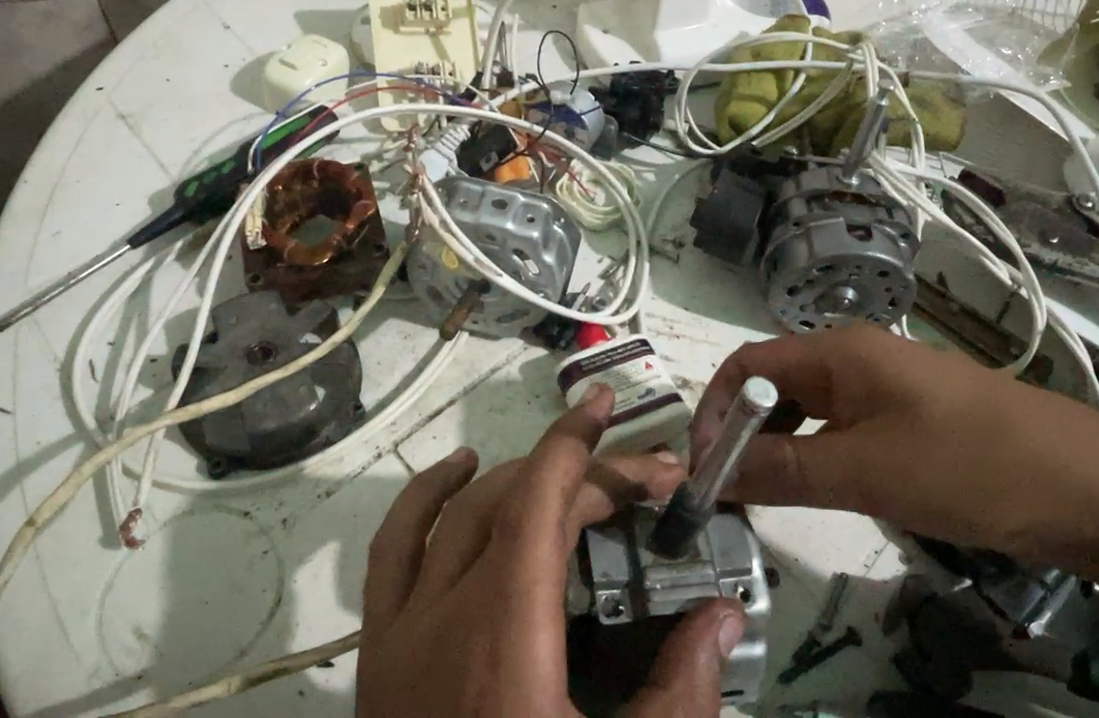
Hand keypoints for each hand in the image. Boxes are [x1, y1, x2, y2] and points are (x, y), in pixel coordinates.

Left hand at [358, 384, 747, 716]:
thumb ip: (679, 692)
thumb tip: (721, 617)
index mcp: (505, 635)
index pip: (540, 501)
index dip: (578, 445)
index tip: (611, 409)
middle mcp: (444, 613)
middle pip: (512, 502)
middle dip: (579, 475)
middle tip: (640, 483)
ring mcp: (400, 631)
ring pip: (454, 512)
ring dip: (513, 475)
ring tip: (567, 460)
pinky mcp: (378, 655)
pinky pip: (391, 550)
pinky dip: (424, 500)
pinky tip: (453, 477)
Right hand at [692, 326, 1098, 565]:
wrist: (1091, 488)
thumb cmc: (969, 467)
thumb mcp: (864, 472)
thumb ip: (780, 470)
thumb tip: (707, 475)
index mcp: (838, 352)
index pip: (748, 366)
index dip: (715, 412)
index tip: (702, 470)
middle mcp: (856, 357)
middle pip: (774, 385)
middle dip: (743, 434)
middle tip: (730, 493)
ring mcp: (887, 387)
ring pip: (808, 410)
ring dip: (778, 448)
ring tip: (767, 498)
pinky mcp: (912, 417)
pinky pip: (842, 428)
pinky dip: (816, 455)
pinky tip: (822, 490)